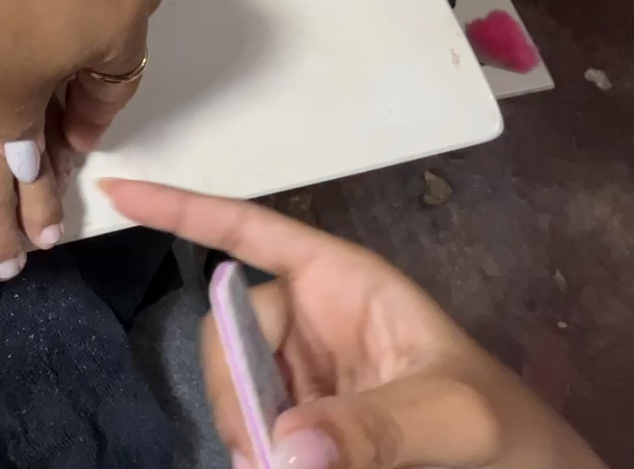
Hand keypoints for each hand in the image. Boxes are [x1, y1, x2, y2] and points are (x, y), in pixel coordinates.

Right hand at [102, 181, 607, 468]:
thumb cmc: (517, 438)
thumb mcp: (461, 422)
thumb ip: (379, 426)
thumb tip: (285, 444)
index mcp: (338, 280)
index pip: (245, 230)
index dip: (180, 207)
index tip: (116, 191)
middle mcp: (308, 316)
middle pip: (230, 324)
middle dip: (234, 385)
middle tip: (260, 455)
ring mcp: (300, 368)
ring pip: (233, 378)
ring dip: (244, 426)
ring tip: (273, 468)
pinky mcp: (299, 417)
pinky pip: (250, 419)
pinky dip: (252, 446)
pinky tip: (270, 464)